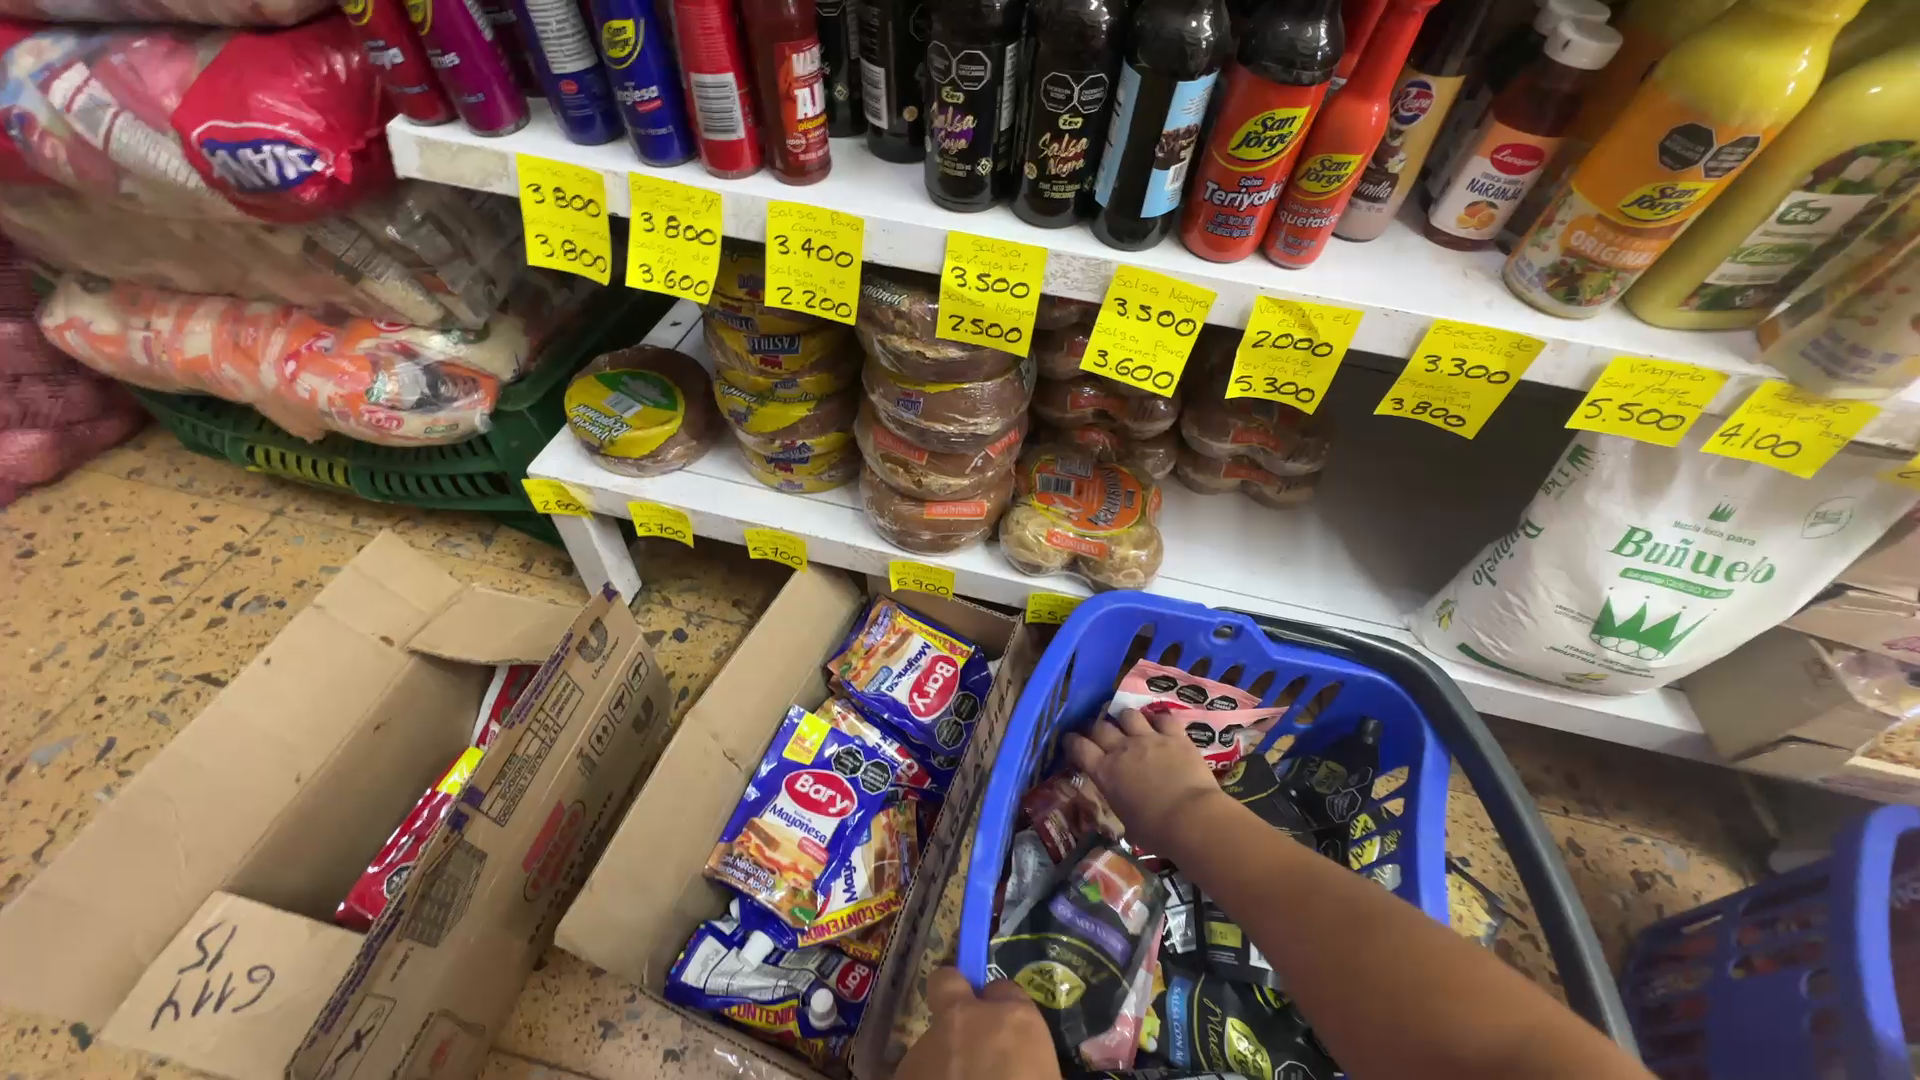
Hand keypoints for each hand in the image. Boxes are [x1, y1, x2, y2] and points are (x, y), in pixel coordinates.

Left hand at [895, 969, 1060, 1079]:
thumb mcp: (1046, 1075)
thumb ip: (1028, 1059)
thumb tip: (1017, 1063)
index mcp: (1014, 1021)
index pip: (1004, 988)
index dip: (1001, 1008)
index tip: (1004, 1029)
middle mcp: (966, 1019)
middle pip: (948, 983)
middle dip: (951, 996)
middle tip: (961, 1027)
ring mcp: (928, 1044)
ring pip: (930, 1039)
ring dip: (940, 1059)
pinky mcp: (900, 1074)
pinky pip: (915, 1073)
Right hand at [1063, 707, 1226, 857]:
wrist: (1191, 819)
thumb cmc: (1156, 831)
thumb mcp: (1127, 822)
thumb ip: (1121, 804)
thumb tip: (1125, 807)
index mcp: (1105, 772)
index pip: (1078, 747)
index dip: (1072, 741)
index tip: (1071, 740)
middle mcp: (1122, 749)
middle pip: (1100, 726)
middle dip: (1095, 726)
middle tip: (1097, 732)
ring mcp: (1149, 739)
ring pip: (1128, 714)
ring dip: (1125, 719)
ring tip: (1129, 725)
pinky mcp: (1175, 736)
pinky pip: (1164, 718)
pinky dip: (1160, 719)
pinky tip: (1160, 725)